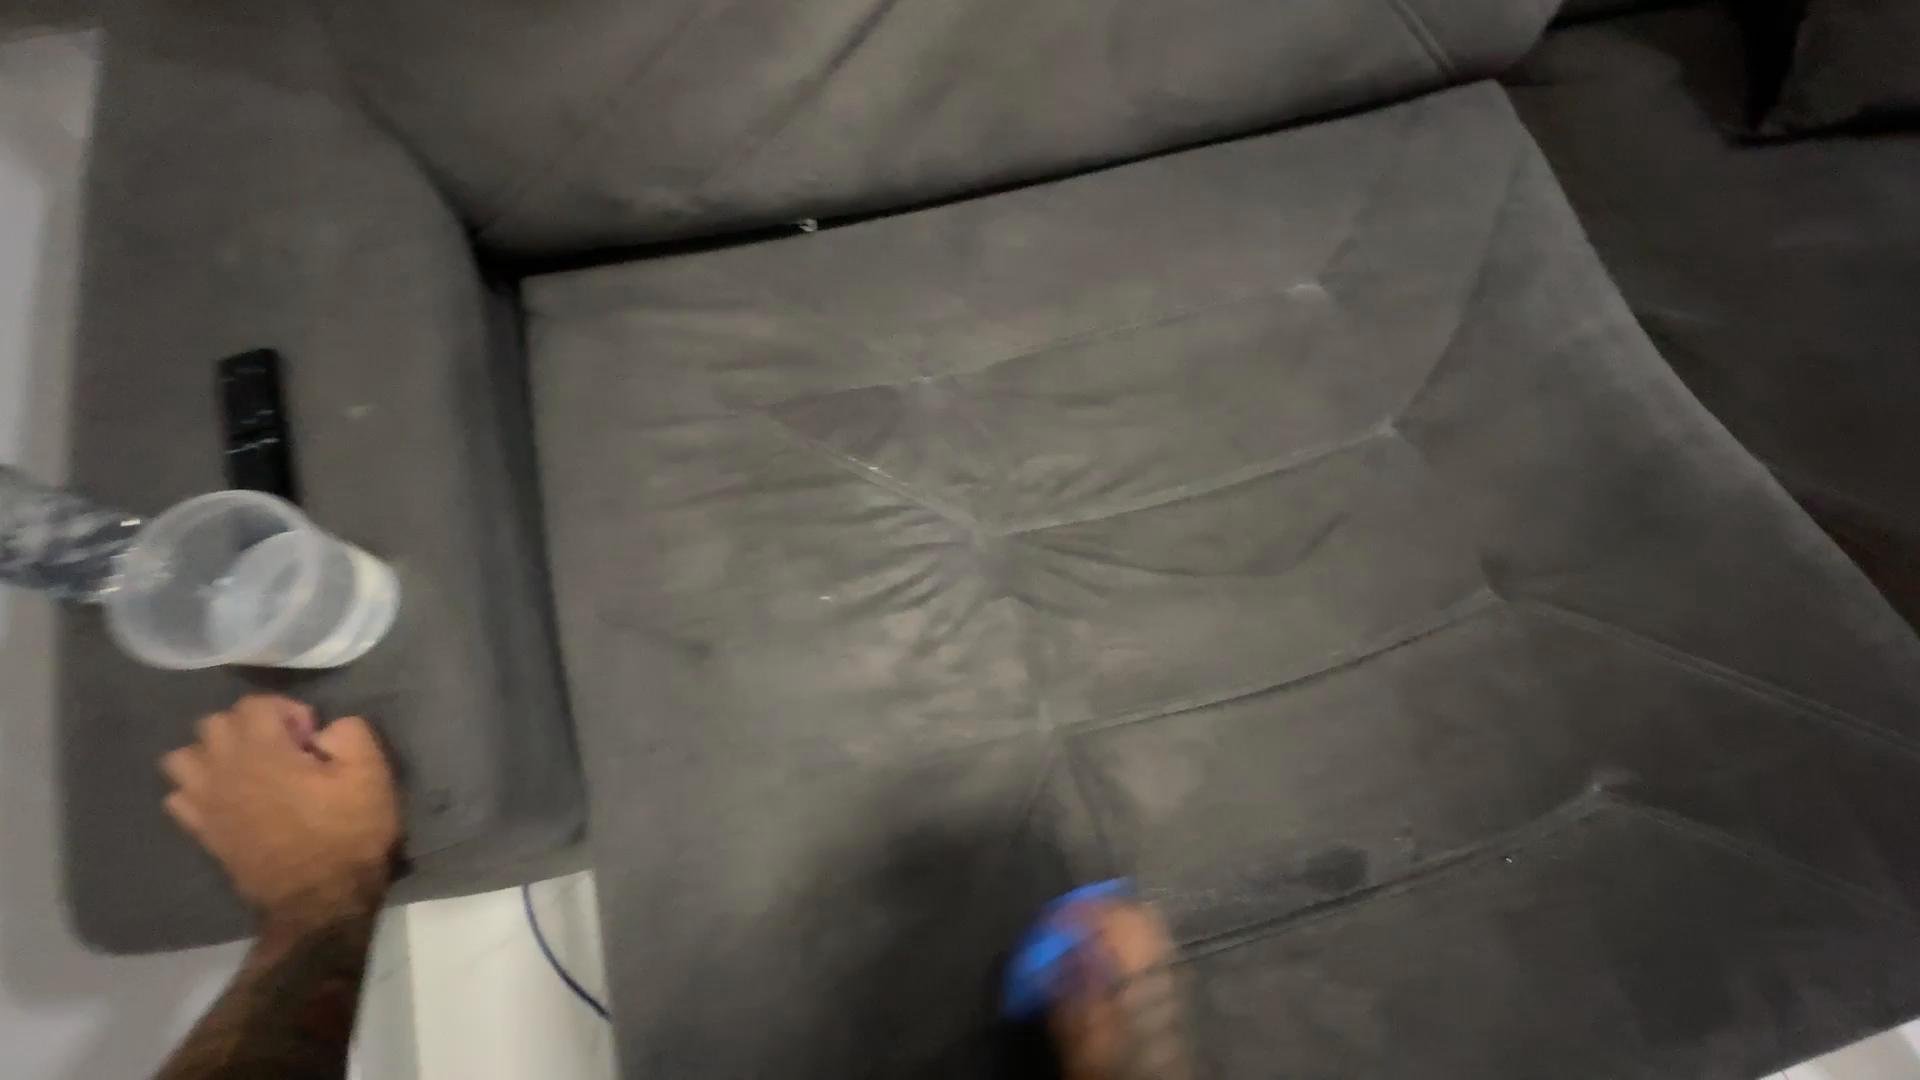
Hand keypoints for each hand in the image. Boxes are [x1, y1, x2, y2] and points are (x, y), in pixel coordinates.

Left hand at [162, 695, 399, 928]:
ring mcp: (206, 804)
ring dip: (217, 753)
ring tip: (255, 768)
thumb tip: (326, 728)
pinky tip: (235, 796)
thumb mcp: (372, 772)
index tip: (315, 736)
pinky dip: (201, 786)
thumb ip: (350, 732)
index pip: (253, 705)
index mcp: (263, 754)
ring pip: (184, 758)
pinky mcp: (202, 830)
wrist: (321, 896)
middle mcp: (223, 773)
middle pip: (213, 725)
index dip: (288, 710)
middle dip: (251, 725)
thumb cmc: (351, 829)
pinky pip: (179, 795)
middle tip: (289, 748)